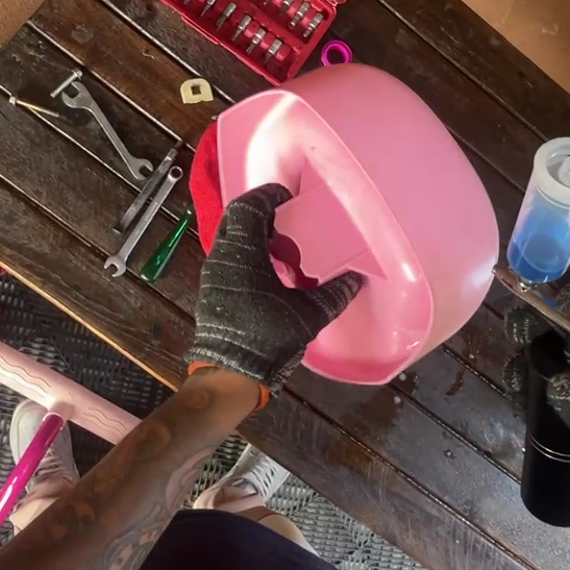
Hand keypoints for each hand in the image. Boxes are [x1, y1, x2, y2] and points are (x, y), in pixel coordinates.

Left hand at [185, 184, 363, 393]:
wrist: (230, 374)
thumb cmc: (267, 337)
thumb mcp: (308, 314)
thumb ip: (334, 294)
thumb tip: (356, 280)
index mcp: (242, 253)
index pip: (248, 208)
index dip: (267, 196)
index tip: (287, 195)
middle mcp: (222, 257)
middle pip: (236, 220)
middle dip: (260, 213)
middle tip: (286, 216)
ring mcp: (214, 275)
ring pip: (232, 240)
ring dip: (254, 235)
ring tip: (283, 245)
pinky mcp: (213, 291)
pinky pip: (230, 258)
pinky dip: (249, 254)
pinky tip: (271, 271)